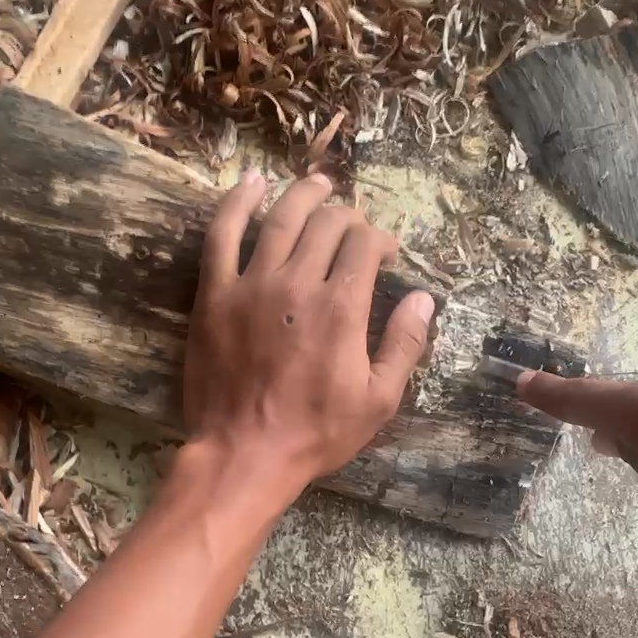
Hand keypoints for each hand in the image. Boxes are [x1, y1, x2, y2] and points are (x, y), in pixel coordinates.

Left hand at [183, 171, 433, 493]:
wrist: (245, 454)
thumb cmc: (317, 433)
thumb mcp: (378, 400)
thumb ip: (404, 345)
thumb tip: (422, 298)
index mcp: (342, 308)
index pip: (365, 246)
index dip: (381, 240)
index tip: (386, 253)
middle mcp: (298, 283)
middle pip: (326, 225)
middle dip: (348, 217)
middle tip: (355, 224)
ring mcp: (251, 284)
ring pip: (279, 219)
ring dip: (303, 195)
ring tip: (318, 183)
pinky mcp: (215, 294)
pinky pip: (221, 235)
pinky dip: (236, 203)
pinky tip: (251, 183)